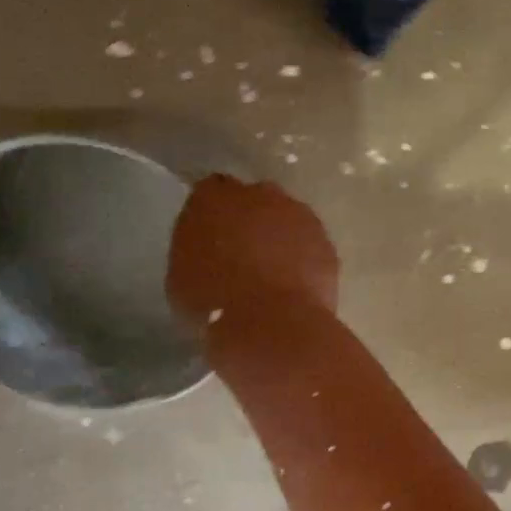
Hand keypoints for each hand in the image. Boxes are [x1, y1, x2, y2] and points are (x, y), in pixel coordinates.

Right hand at [167, 175, 339, 320]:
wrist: (270, 320)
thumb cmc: (211, 298)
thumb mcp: (183, 269)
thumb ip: (199, 245)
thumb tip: (212, 247)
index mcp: (215, 197)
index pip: (214, 190)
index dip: (217, 212)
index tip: (215, 232)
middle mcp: (261, 195)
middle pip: (258, 199)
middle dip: (254, 218)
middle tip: (246, 250)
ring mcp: (301, 218)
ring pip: (290, 220)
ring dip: (284, 237)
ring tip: (276, 269)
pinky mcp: (327, 244)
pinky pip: (312, 246)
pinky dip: (306, 258)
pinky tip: (298, 282)